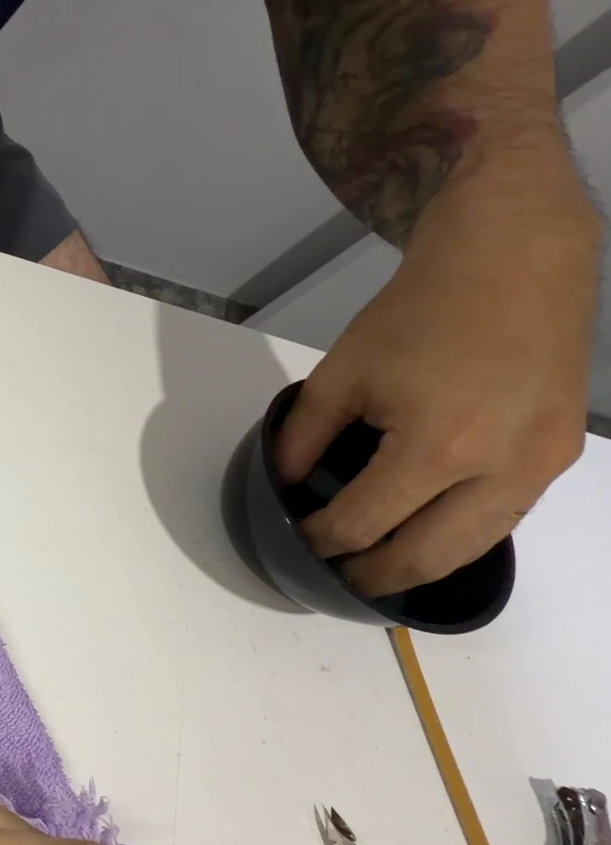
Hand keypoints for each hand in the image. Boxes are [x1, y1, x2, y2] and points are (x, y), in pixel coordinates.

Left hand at [276, 201, 597, 597]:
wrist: (512, 265)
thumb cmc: (416, 318)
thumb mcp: (336, 380)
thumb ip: (301, 442)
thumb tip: (283, 487)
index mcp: (439, 446)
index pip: (363, 523)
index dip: (322, 540)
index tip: (298, 541)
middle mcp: (503, 465)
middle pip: (429, 554)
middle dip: (374, 574)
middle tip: (335, 578)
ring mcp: (544, 463)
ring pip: (476, 545)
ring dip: (422, 565)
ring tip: (372, 569)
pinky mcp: (562, 453)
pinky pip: (506, 517)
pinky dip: (460, 537)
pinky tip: (422, 535)